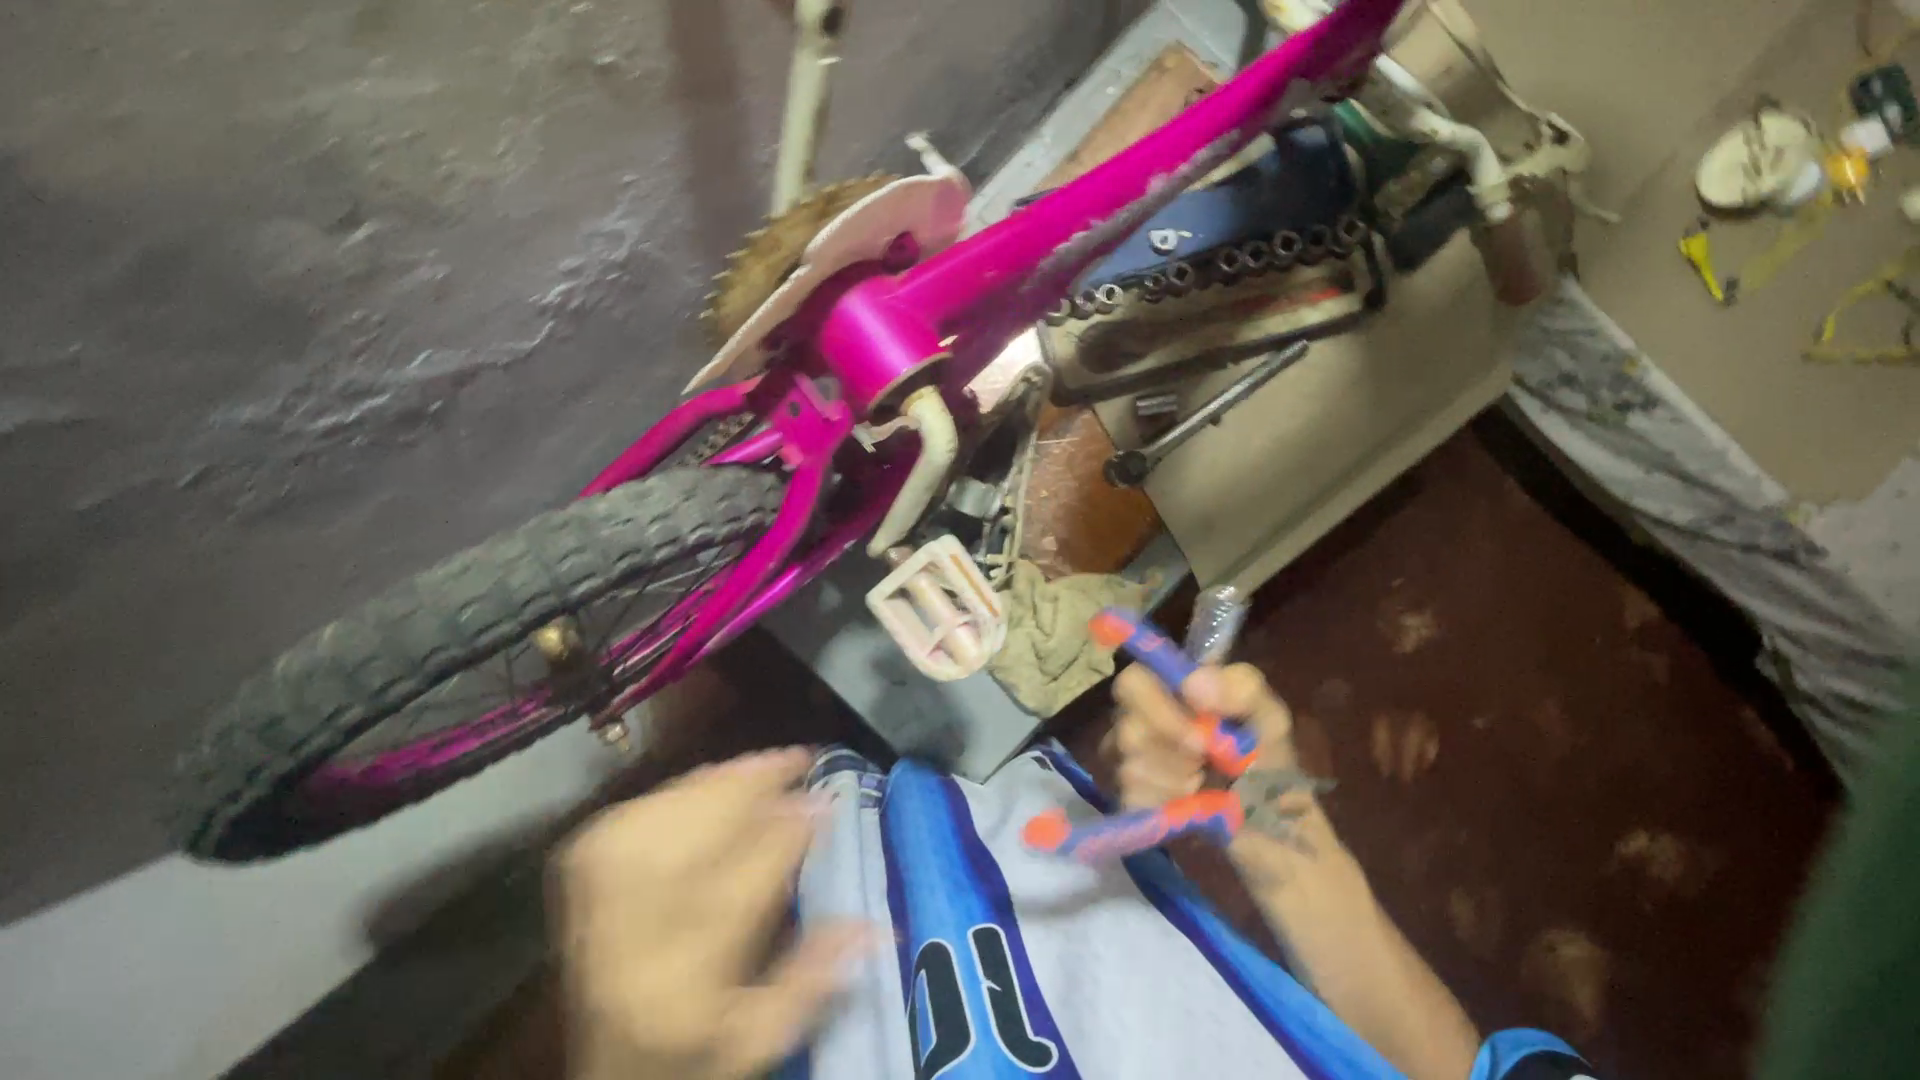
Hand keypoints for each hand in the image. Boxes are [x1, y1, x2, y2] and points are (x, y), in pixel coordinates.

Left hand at [555, 748, 868, 1079]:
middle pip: (693, 842)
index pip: (740, 892)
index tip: (824, 801)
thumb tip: (878, 927)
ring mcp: (595, 901)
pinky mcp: (578, 874)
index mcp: (680, 988)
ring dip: (720, 783)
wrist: (607, 1063)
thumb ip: (815, 982)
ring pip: (663, 817)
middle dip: (751, 790)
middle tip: (797, 759)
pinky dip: (681, 790)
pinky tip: (715, 780)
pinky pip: (634, 812)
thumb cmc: (693, 1048)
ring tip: (765, 764)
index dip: (785, 837)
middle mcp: (630, 938)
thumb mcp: (761, 1041)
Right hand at [1107, 661, 1294, 810]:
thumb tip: (1193, 684)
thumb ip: (1240, 688)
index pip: (1133, 683)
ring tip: (1203, 782)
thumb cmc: (1265, 757)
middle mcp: (1138, 719)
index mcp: (1168, 690)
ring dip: (1176, 780)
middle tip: (1207, 761)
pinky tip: (1189, 802)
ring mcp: (1129, 760)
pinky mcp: (1129, 798)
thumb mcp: (1269, 716)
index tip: (1199, 732)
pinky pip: (1135, 799)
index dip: (1157, 706)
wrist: (1270, 820)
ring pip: (1132, 767)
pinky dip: (1169, 804)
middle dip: (1174, 753)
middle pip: (1129, 729)